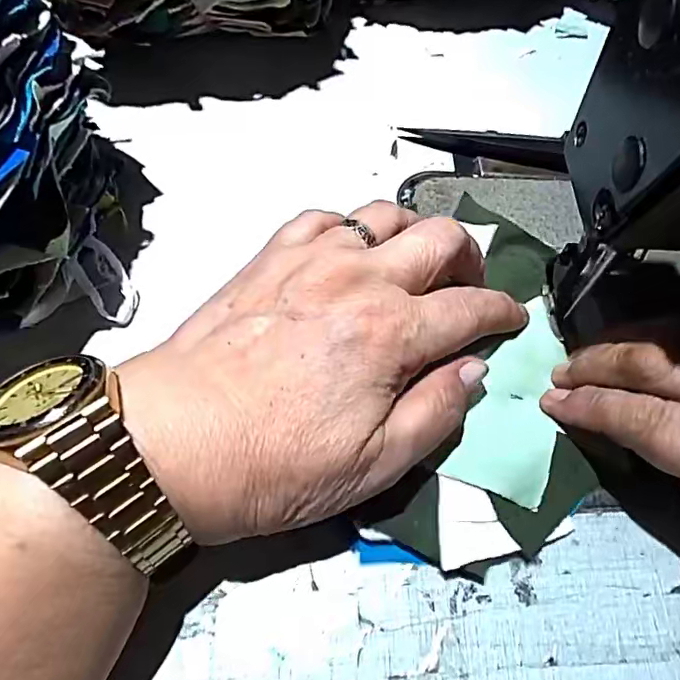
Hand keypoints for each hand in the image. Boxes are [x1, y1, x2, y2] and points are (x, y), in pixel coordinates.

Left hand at [116, 203, 526, 540]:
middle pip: (442, 239)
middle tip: (471, 288)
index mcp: (393, 333)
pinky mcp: (270, 258)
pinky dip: (354, 229)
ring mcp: (312, 261)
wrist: (167, 447)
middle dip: (471, 259)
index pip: (472, 307)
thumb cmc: (274, 465)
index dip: (504, 311)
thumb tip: (473, 370)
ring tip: (417, 267)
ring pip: (388, 214)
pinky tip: (352, 256)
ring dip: (417, 235)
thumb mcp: (377, 464)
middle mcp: (359, 281)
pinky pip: (326, 217)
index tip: (512, 318)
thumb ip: (438, 411)